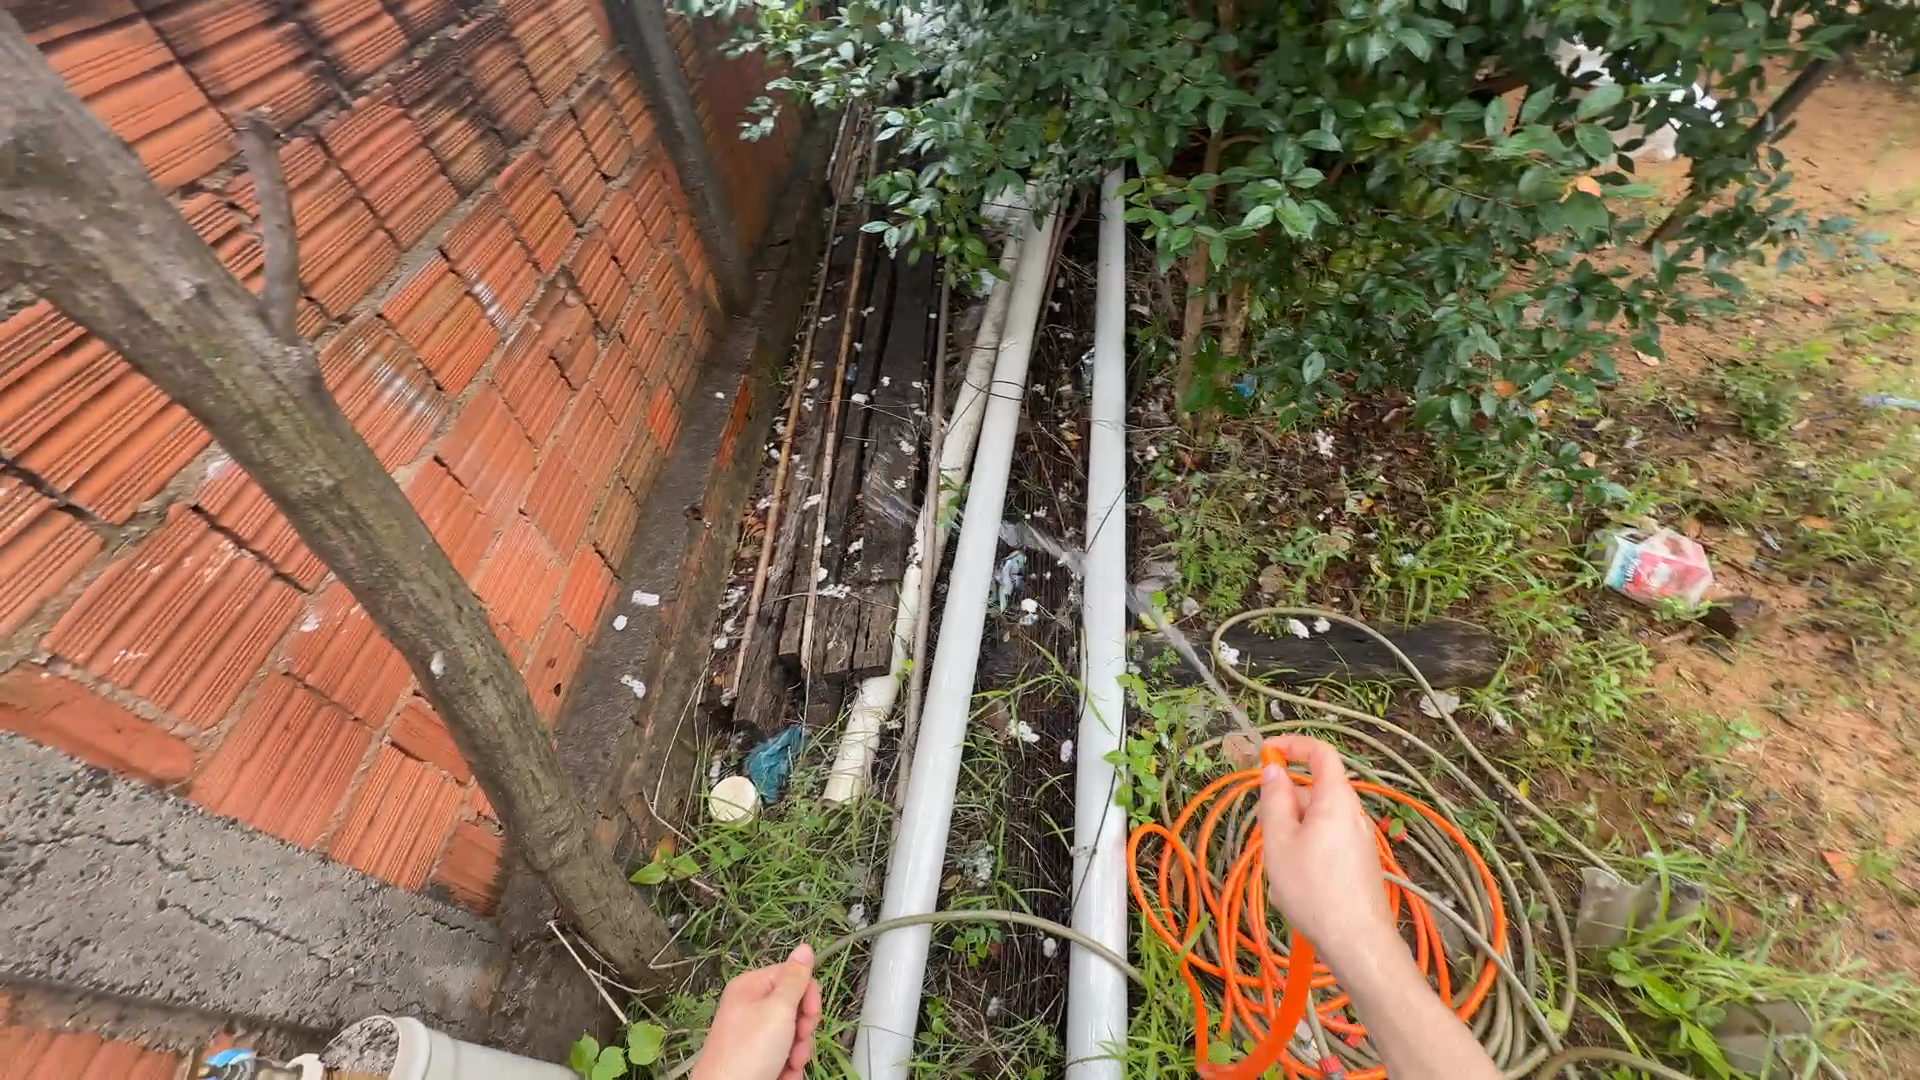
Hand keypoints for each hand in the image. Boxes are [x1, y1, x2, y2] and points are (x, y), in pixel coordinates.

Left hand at [689, 944, 822, 1079]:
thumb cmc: (748, 1054)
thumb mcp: (778, 1010)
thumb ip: (795, 978)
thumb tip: (805, 947)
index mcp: (751, 987)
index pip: (793, 975)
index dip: (807, 994)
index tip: (811, 1015)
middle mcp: (750, 1008)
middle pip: (794, 1006)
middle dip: (802, 1029)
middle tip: (798, 1044)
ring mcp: (751, 1037)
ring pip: (791, 1034)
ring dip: (797, 1052)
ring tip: (789, 1066)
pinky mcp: (755, 1061)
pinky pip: (782, 1056)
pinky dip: (787, 1067)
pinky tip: (782, 1076)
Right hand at [1257, 735, 1397, 967]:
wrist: (1358, 945)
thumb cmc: (1312, 888)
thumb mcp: (1278, 839)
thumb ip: (1274, 798)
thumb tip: (1272, 769)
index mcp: (1335, 800)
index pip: (1320, 752)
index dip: (1292, 744)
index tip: (1265, 752)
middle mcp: (1352, 815)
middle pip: (1313, 790)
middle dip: (1283, 803)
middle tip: (1265, 832)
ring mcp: (1357, 841)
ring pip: (1315, 820)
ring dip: (1290, 832)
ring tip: (1280, 868)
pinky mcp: (1358, 864)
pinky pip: (1325, 842)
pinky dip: (1304, 851)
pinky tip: (1296, 885)